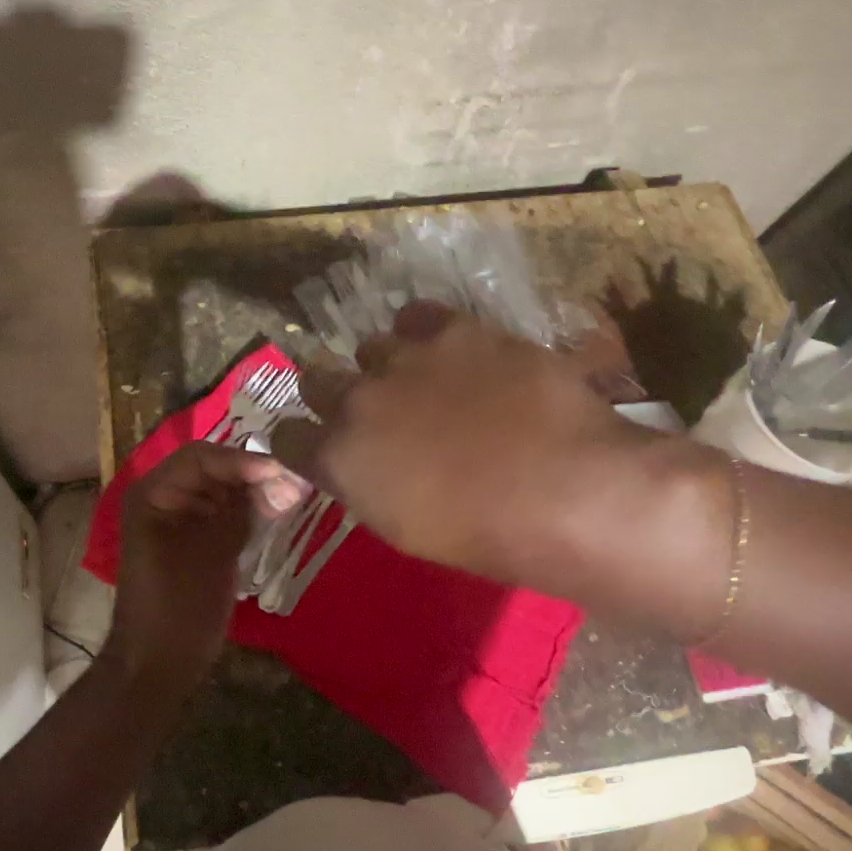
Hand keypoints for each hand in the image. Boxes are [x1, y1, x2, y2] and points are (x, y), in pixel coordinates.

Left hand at [105, 442, 300, 691]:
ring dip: (258, 489)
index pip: (202, 457)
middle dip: (255, 473)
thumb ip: (243, 511)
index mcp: (153, 494)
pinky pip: (227, 512)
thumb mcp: (211, 554)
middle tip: (298, 478)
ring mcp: (181, 520)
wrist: (157, 666)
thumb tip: (285, 480)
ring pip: (225, 489)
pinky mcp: (198, 540)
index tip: (283, 470)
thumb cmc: (177, 609)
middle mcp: (164, 497)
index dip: (243, 460)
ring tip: (296, 492)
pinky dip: (252, 510)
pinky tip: (281, 510)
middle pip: (215, 468)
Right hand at [272, 301, 721, 603]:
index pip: (286, 436)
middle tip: (378, 413)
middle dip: (336, 394)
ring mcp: (402, 359)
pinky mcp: (452, 329)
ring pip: (370, 348)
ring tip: (427, 381)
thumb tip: (363, 464)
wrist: (565, 490)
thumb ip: (366, 485)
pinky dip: (423, 333)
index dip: (304, 440)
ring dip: (387, 366)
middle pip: (316, 380)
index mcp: (338, 459)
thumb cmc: (485, 533)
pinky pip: (415, 317)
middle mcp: (355, 401)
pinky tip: (450, 351)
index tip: (326, 445)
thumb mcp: (404, 527)